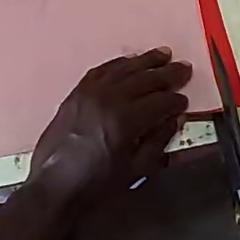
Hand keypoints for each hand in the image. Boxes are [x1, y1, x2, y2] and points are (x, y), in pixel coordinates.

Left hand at [24, 48, 191, 213]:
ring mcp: (90, 92)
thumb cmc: (98, 183)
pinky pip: (101, 70)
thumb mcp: (135, 169)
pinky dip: (119, 64)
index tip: (184, 102)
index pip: (160, 102)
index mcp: (126, 120)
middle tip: (184, 68)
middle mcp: (109, 99)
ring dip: (146, 60)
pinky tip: (130, 62)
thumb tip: (175, 119)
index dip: (176, 101)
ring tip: (163, 54)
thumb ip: (158, 141)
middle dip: (168, 74)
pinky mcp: (77, 92)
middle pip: (145, 79)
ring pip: (124, 69)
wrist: (55, 186)